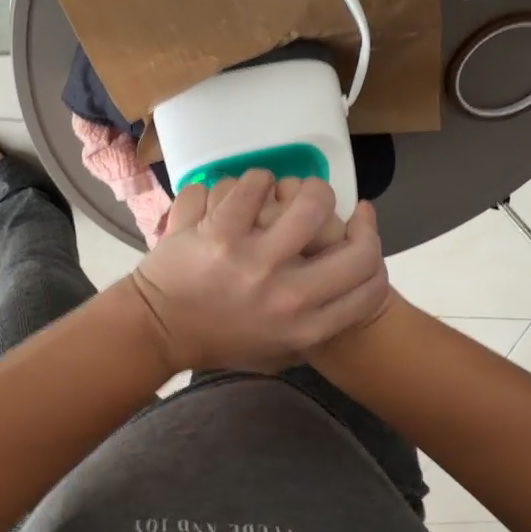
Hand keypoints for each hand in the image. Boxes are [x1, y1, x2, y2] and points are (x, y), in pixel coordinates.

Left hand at [123, 170, 387, 372]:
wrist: (158, 328)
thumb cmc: (220, 340)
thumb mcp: (280, 351)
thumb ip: (319, 324)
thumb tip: (357, 281)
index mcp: (306, 326)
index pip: (371, 283)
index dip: (373, 245)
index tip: (360, 224)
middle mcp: (287, 295)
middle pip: (355, 243)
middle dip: (344, 216)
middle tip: (319, 201)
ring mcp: (252, 260)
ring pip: (307, 200)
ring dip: (297, 187)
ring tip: (280, 191)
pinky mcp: (218, 233)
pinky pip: (253, 185)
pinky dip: (252, 180)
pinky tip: (245, 190)